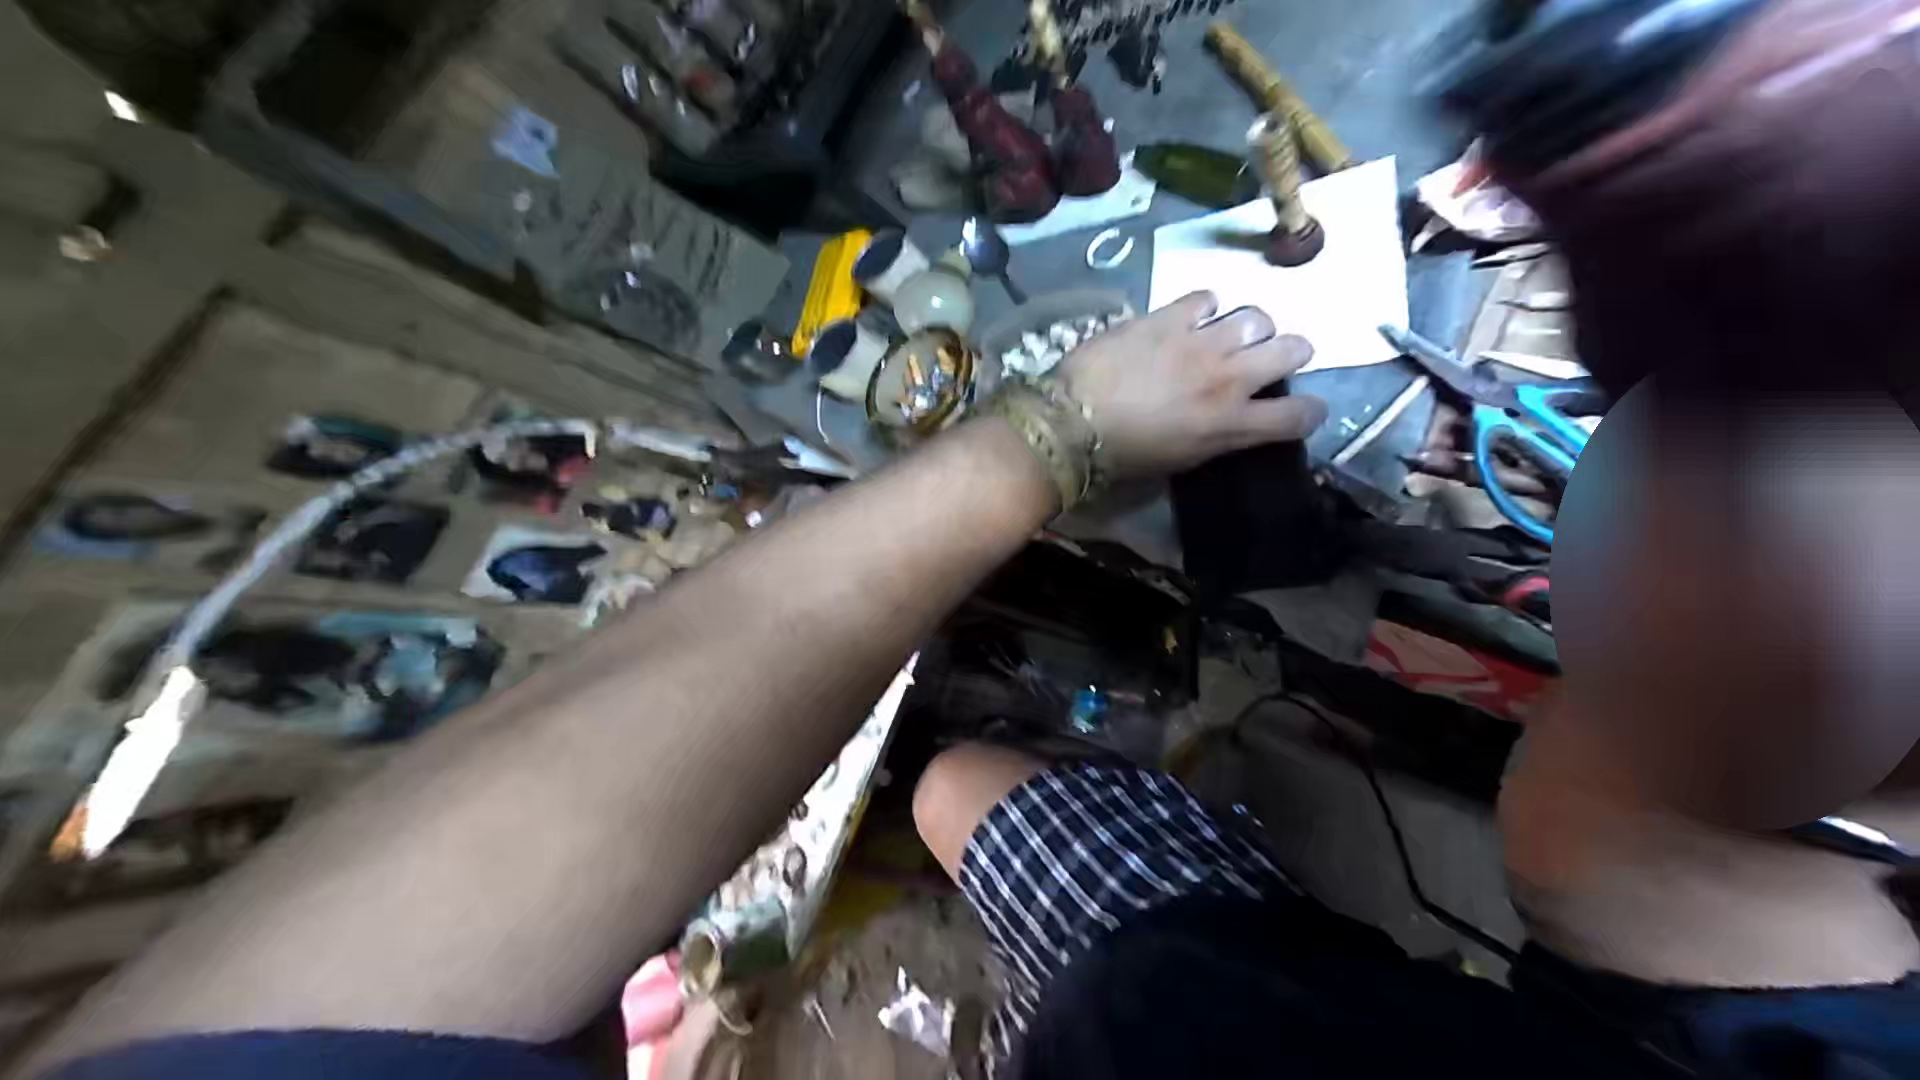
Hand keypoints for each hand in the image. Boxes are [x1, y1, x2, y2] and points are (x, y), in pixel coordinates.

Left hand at [1057, 291, 1327, 479]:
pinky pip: (1207, 297)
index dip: (1309, 411)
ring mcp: (1200, 342)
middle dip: (1290, 351)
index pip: (1299, 416)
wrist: (1072, 422)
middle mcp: (1228, 378)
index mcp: (1231, 424)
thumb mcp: (1180, 459)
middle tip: (1269, 357)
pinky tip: (1190, 319)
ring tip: (1228, 335)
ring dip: (1248, 327)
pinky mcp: (1168, 317)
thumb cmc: (1123, 454)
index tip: (1302, 409)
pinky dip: (1204, 308)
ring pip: (1256, 316)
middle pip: (1292, 348)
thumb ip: (1220, 436)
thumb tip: (1236, 419)